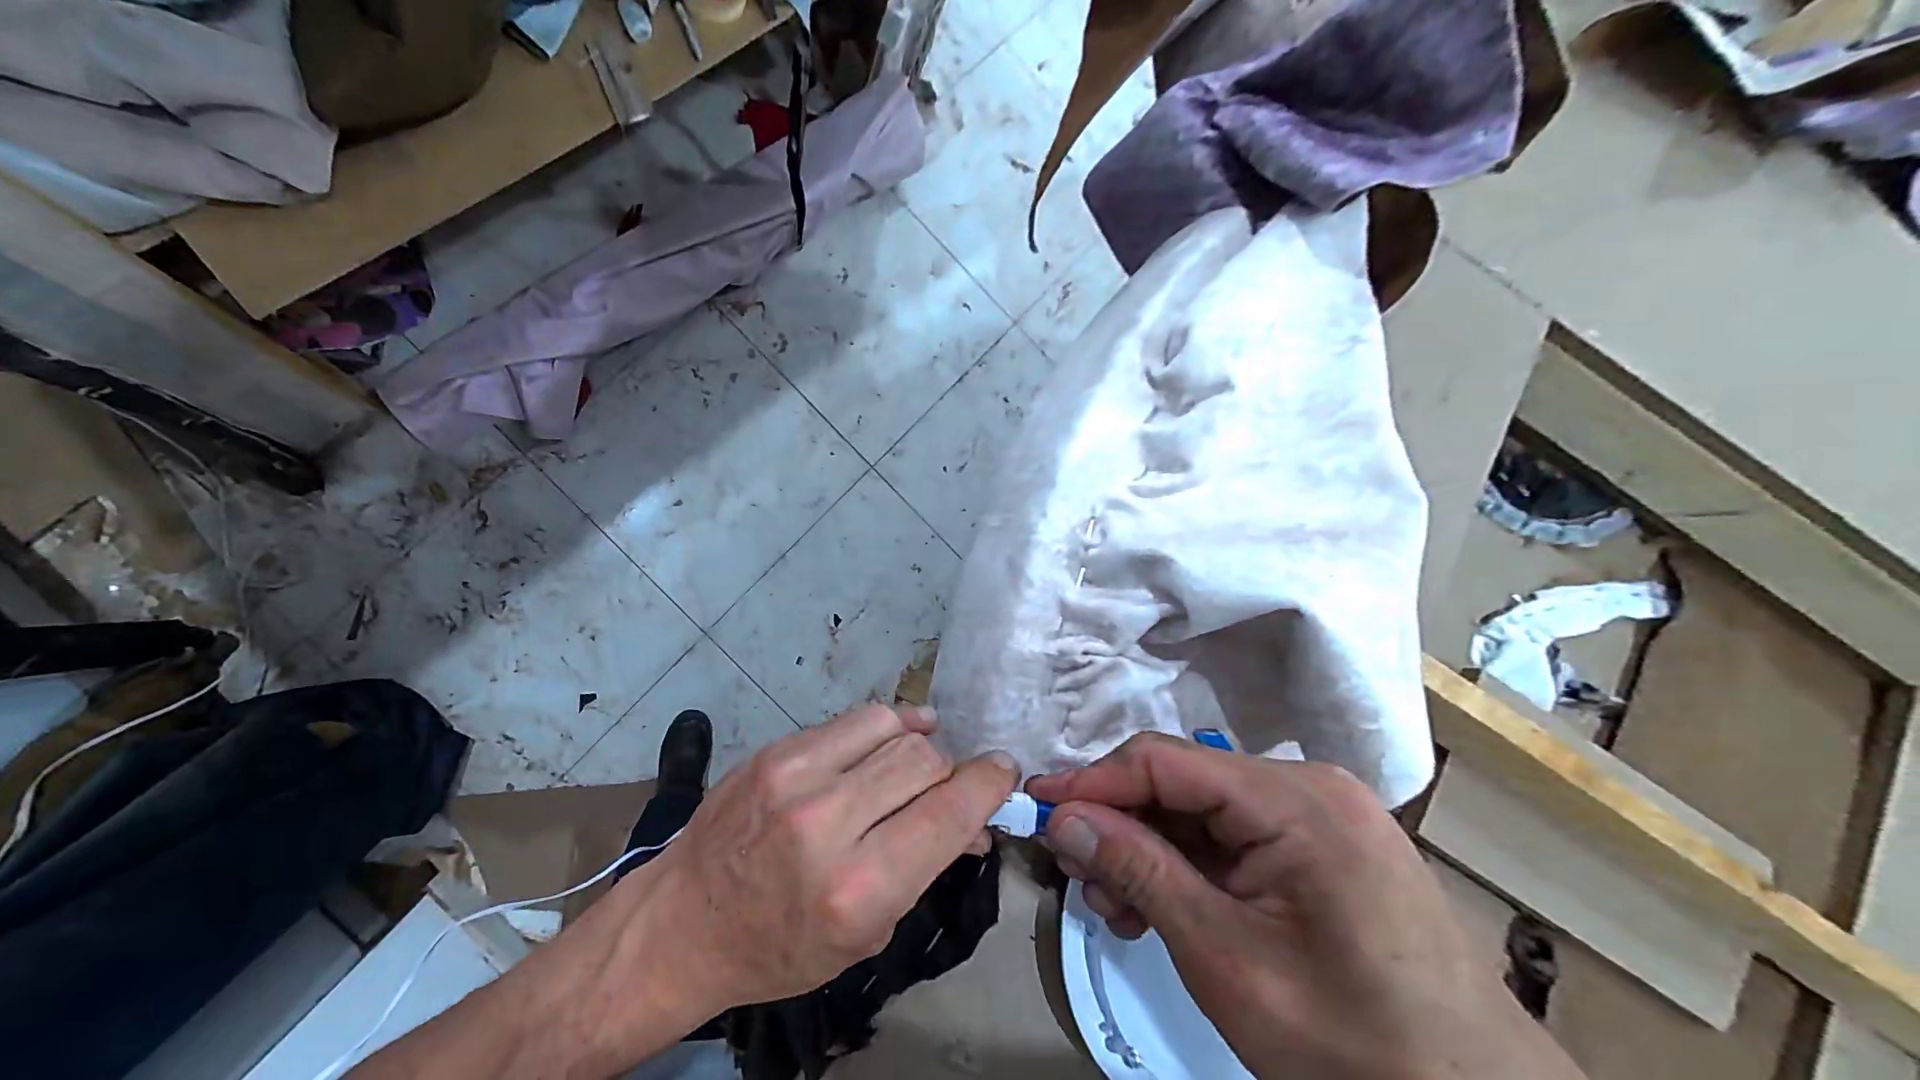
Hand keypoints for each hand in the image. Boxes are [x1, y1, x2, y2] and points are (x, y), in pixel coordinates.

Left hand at [633, 703, 1018, 1011]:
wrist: (686, 922)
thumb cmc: (783, 945)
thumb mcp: (868, 932)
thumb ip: (926, 867)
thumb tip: (975, 819)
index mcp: (859, 887)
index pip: (950, 812)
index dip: (989, 785)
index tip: (1004, 773)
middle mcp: (828, 824)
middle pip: (925, 761)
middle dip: (951, 770)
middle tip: (949, 785)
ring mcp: (796, 779)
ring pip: (894, 729)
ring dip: (919, 745)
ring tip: (918, 761)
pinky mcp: (776, 751)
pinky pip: (854, 719)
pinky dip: (885, 727)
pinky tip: (890, 739)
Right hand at [1027, 734, 1584, 1079]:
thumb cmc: (1349, 1041)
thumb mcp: (1224, 957)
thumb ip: (1139, 873)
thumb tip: (1061, 817)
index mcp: (1296, 799)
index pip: (1165, 761)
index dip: (1093, 780)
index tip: (1037, 806)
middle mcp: (1309, 786)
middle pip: (1183, 783)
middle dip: (1121, 824)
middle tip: (1077, 878)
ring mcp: (1322, 814)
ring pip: (1204, 811)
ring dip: (1151, 850)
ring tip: (1118, 906)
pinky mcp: (1324, 846)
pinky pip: (1236, 836)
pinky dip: (1191, 866)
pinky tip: (1165, 905)